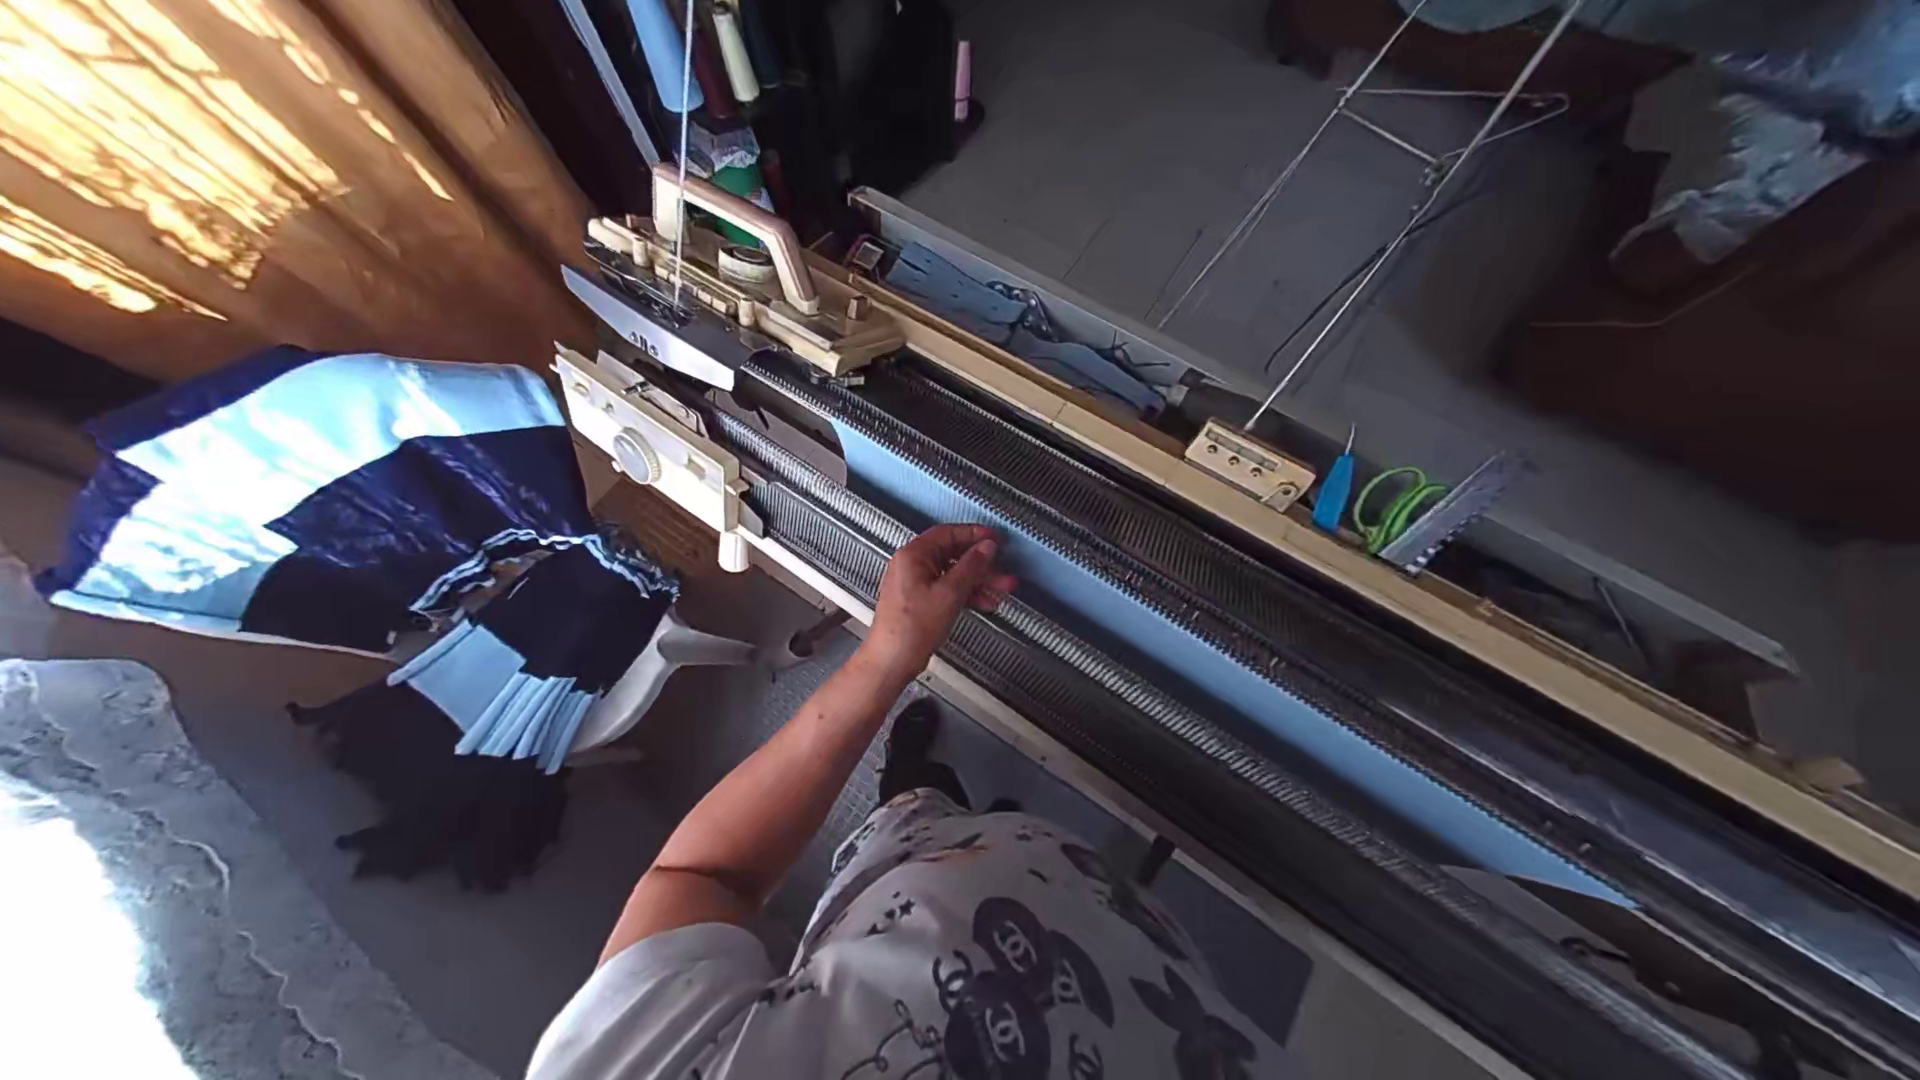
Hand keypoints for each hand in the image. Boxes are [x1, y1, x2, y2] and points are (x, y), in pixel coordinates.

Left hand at [859, 524, 1017, 681]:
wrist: (892, 660)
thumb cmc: (910, 628)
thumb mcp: (949, 592)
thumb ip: (971, 566)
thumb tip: (986, 548)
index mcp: (913, 555)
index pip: (948, 533)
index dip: (974, 534)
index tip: (995, 539)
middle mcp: (911, 566)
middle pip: (953, 555)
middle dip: (982, 564)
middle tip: (1003, 568)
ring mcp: (915, 584)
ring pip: (953, 574)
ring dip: (979, 581)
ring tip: (1003, 588)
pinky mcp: (920, 602)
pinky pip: (948, 590)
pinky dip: (966, 594)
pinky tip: (984, 602)